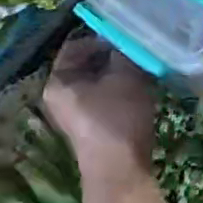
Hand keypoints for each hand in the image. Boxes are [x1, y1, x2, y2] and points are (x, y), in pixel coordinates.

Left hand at [43, 31, 157, 189]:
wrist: (121, 168)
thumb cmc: (117, 117)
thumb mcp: (125, 76)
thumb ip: (125, 50)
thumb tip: (129, 35)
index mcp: (58, 81)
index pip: (76, 45)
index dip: (103, 37)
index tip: (129, 38)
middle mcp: (60, 95)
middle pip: (88, 62)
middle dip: (114, 54)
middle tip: (140, 50)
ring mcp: (75, 111)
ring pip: (99, 78)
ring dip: (121, 70)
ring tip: (144, 67)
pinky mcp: (92, 122)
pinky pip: (105, 94)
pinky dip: (121, 87)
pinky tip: (142, 87)